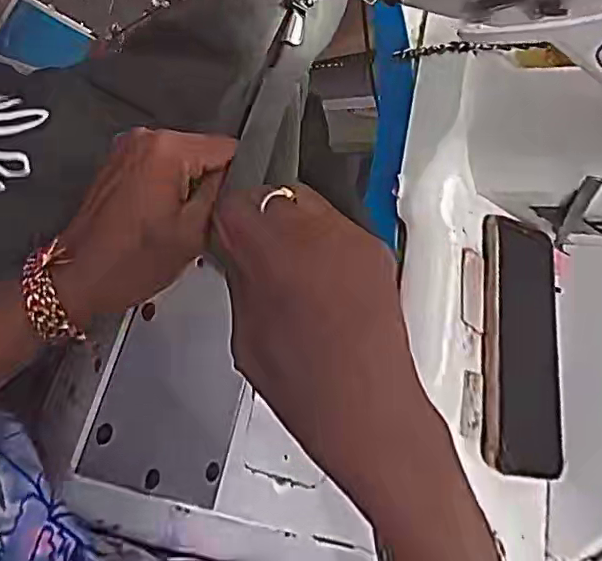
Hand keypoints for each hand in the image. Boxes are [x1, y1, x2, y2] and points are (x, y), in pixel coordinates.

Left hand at [52, 129, 234, 324]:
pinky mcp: (121, 160)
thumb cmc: (125, 263)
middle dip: (211, 181)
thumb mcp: (194, 232)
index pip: (228, 148)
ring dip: (189, 184)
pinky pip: (161, 164)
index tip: (233, 202)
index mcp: (167, 149)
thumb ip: (223, 194)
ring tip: (176, 219)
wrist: (77, 278)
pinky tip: (160, 214)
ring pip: (184, 158)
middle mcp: (146, 138)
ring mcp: (130, 147)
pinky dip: (168, 184)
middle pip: (205, 151)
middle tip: (202, 218)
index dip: (239, 177)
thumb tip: (238, 177)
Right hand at [213, 185, 447, 500]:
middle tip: (255, 246)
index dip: (226, 219)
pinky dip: (323, 239)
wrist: (369, 408)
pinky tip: (319, 275)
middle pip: (272, 194)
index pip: (236, 202)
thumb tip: (235, 252)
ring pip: (306, 202)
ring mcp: (348, 238)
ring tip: (290, 264)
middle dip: (259, 216)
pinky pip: (337, 225)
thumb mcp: (246, 333)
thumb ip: (239, 276)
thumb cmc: (310, 387)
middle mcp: (313, 234)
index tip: (227, 232)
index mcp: (272, 251)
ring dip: (292, 223)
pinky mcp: (374, 248)